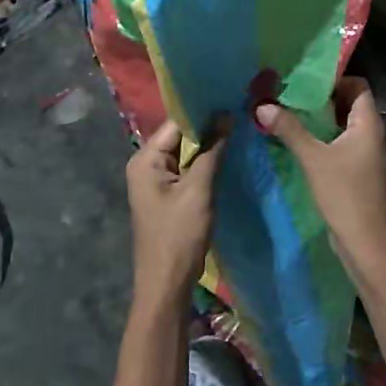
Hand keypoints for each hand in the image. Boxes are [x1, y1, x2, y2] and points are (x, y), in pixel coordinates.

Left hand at [125, 120, 222, 310]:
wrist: (166, 285)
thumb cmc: (179, 236)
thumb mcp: (199, 191)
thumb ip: (212, 151)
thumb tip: (227, 116)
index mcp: (145, 160)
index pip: (176, 123)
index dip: (204, 112)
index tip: (232, 100)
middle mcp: (145, 165)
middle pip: (181, 136)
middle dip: (209, 127)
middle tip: (241, 113)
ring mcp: (155, 181)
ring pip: (186, 153)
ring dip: (210, 146)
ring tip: (239, 129)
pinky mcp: (167, 195)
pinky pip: (187, 169)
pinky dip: (206, 163)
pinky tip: (228, 156)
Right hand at [255, 78, 385, 284]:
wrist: (366, 243)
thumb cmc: (345, 194)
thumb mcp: (313, 158)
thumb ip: (289, 129)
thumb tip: (262, 105)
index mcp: (369, 123)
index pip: (358, 85)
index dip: (335, 79)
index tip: (304, 81)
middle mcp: (371, 133)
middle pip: (349, 103)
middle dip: (321, 98)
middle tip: (289, 95)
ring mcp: (365, 153)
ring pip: (342, 124)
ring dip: (319, 119)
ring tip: (288, 114)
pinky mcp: (356, 169)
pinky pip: (339, 142)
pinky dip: (321, 137)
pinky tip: (297, 141)